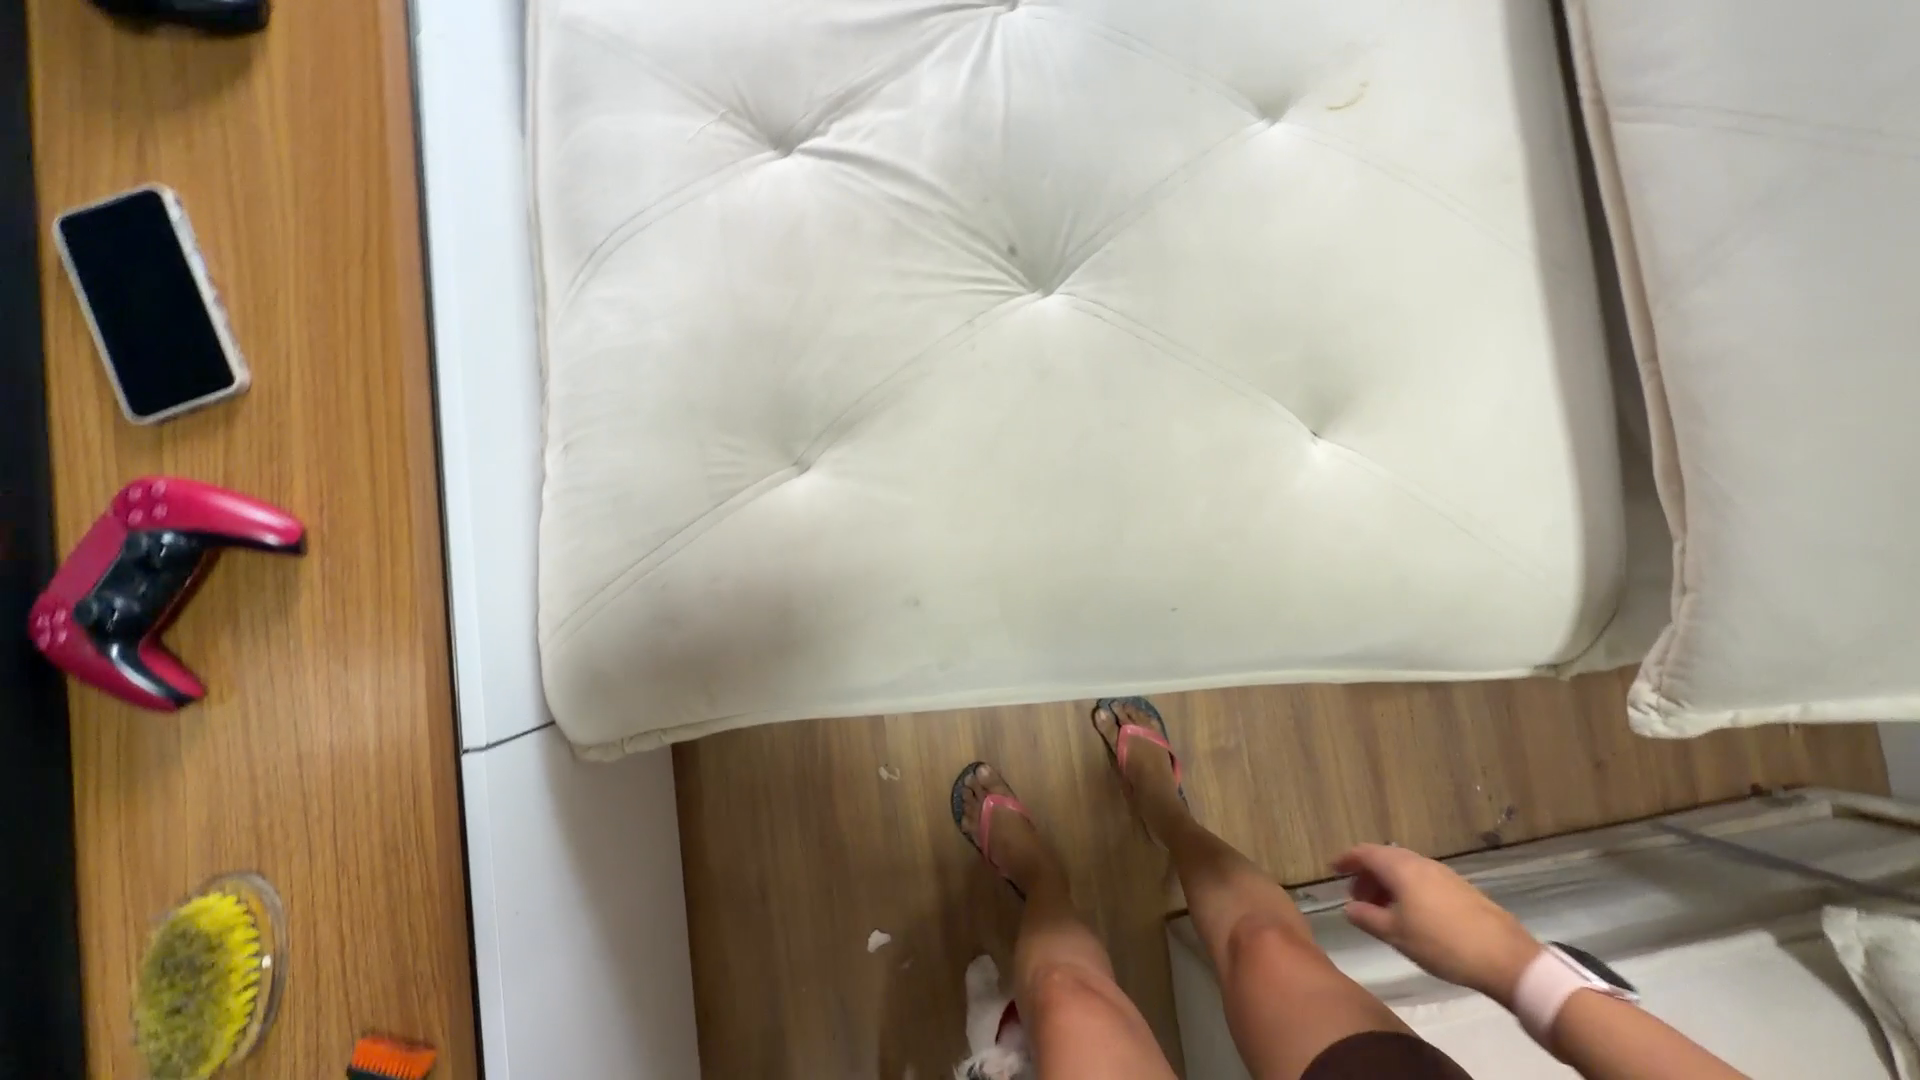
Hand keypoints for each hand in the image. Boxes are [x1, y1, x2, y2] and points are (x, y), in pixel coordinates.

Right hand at [1333, 843, 1542, 1006]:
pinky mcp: (1461, 889)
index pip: (1365, 852)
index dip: (1346, 859)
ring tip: (1382, 910)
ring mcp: (1444, 874)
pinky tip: (1411, 915)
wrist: (1505, 958)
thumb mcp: (1395, 934)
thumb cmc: (1441, 943)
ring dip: (1388, 884)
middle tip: (1357, 898)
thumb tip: (1349, 908)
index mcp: (1401, 868)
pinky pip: (1423, 880)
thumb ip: (1367, 918)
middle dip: (1367, 875)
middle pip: (1385, 859)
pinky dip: (1408, 890)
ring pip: (1406, 870)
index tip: (1332, 870)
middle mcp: (1421, 863)